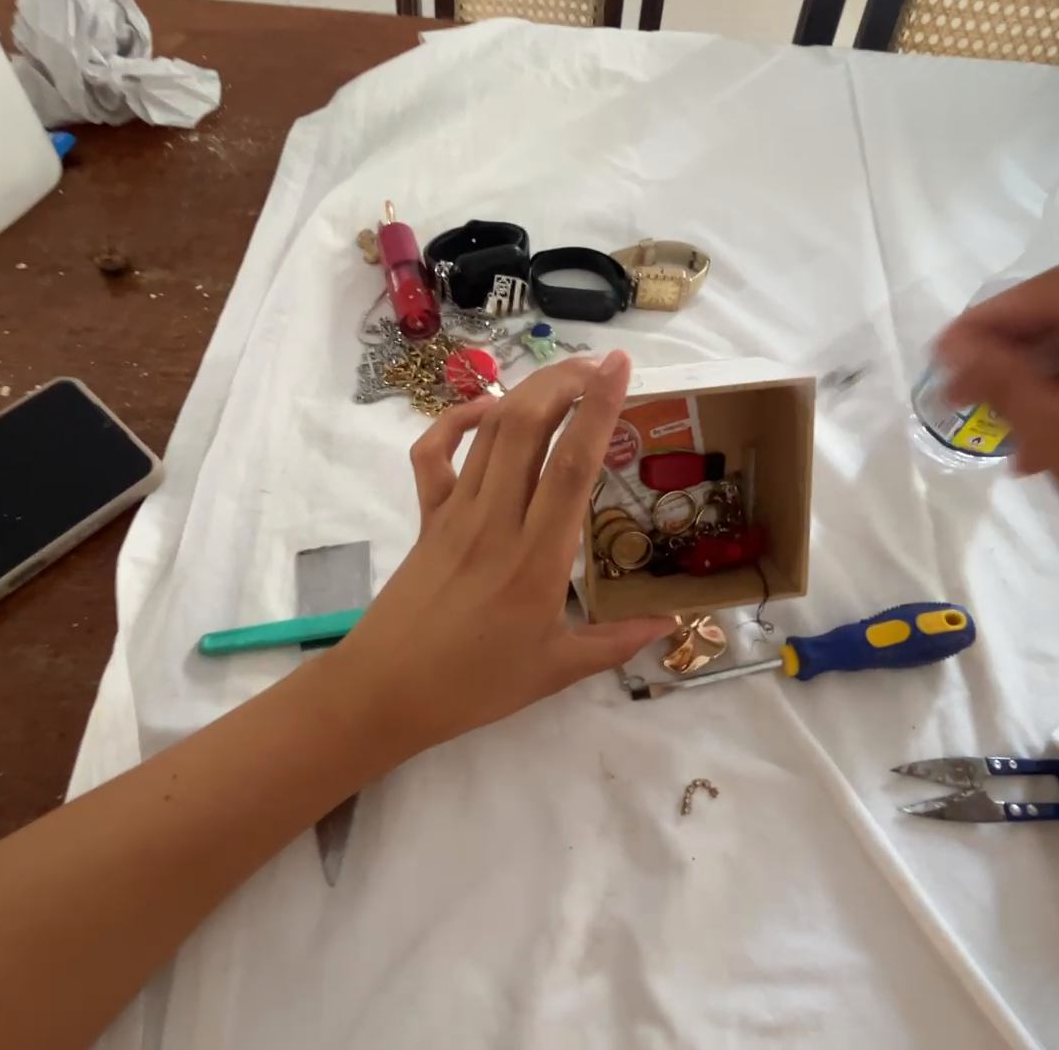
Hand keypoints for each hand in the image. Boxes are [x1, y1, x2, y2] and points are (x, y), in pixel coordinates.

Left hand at [330, 353, 675, 751]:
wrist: (386, 692)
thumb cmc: (476, 685)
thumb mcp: (558, 670)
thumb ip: (619, 642)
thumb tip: (672, 624)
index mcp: (538, 558)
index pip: (572, 465)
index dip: (599, 408)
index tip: (621, 368)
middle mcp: (497, 521)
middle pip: (527, 426)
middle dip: (564, 381)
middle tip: (600, 366)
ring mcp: (455, 514)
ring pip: (490, 432)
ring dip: (526, 392)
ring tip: (563, 376)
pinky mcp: (426, 518)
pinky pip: (434, 454)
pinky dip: (456, 420)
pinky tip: (486, 412)